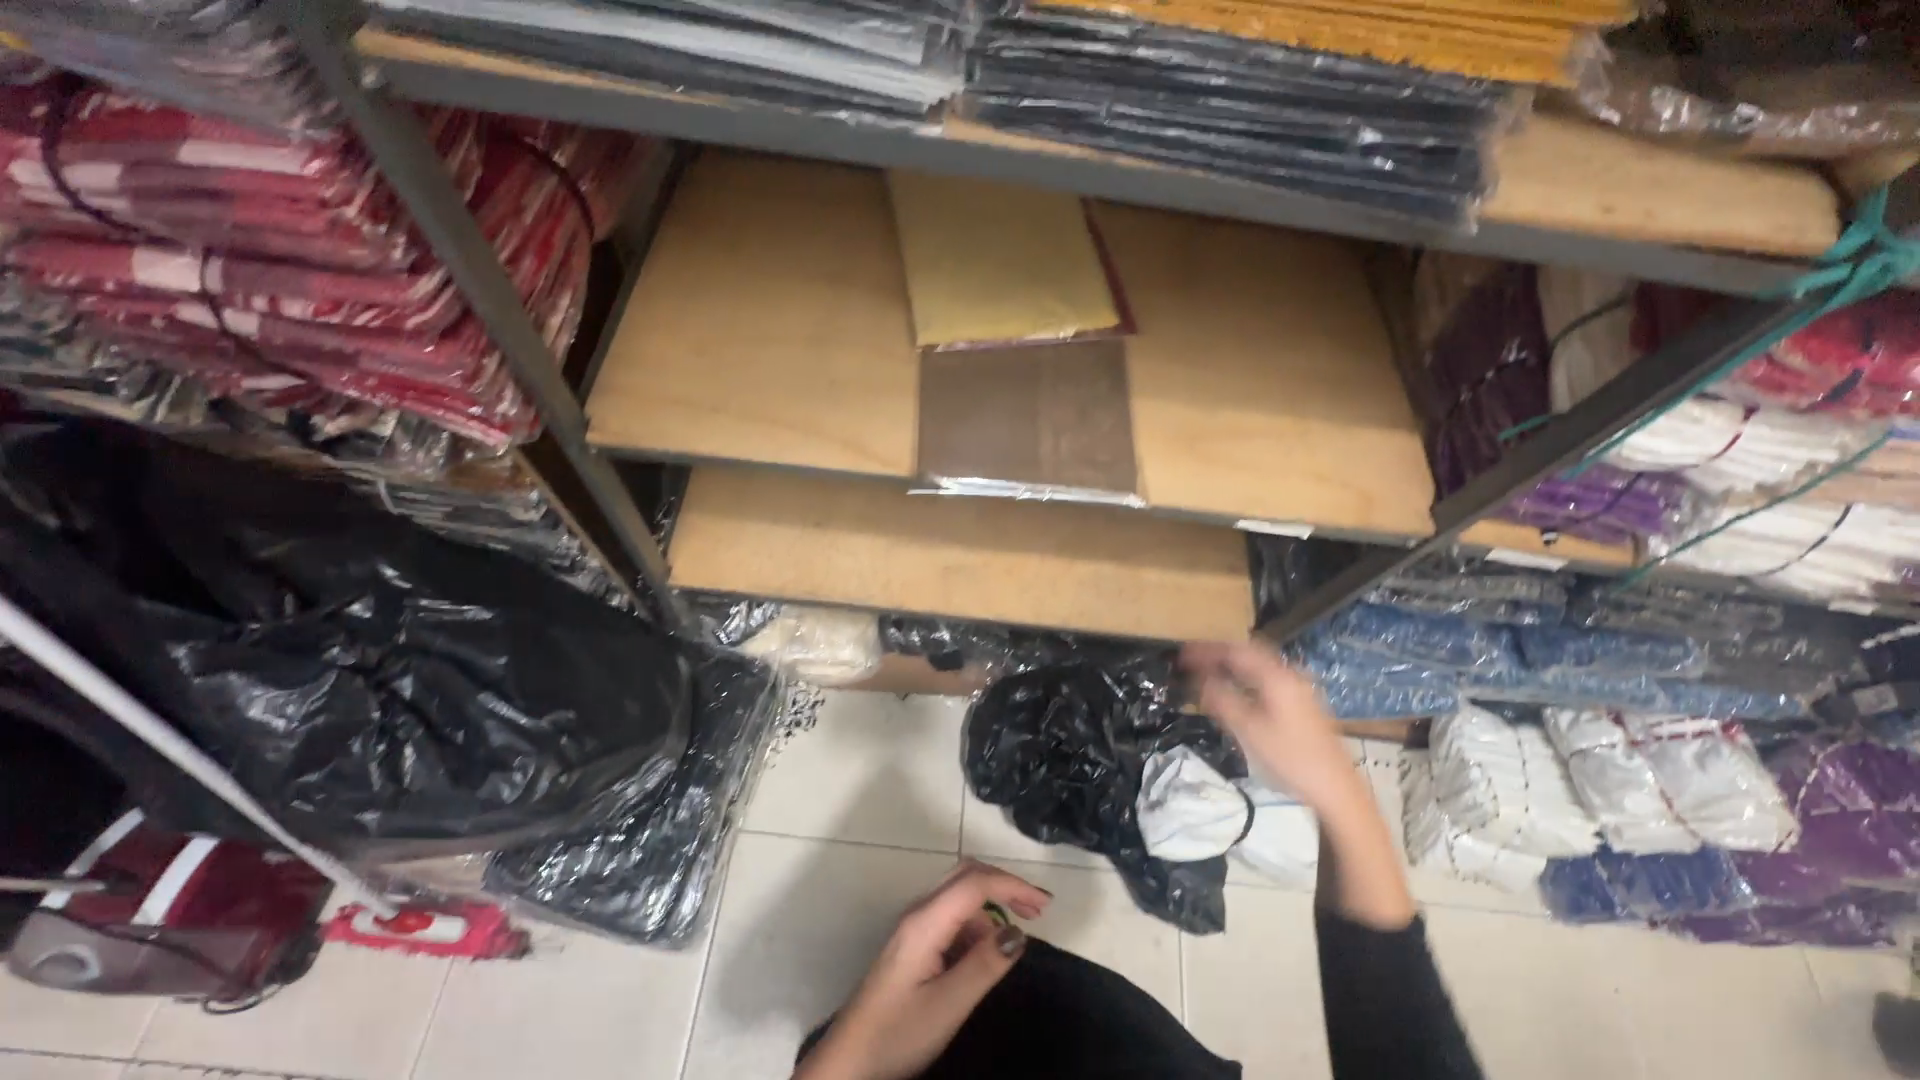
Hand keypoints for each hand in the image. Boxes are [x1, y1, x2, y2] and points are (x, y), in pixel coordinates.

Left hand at [795, 859, 1050, 1079]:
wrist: (848, 1061)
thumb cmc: (898, 1034)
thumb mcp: (949, 1004)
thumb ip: (985, 964)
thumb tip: (1019, 932)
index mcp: (925, 922)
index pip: (975, 883)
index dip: (1014, 886)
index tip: (1047, 906)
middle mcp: (917, 914)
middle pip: (965, 876)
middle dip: (1004, 884)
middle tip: (1038, 910)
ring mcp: (912, 928)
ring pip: (958, 895)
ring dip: (991, 905)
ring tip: (1016, 939)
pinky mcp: (912, 945)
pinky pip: (950, 917)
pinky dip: (976, 924)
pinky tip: (986, 952)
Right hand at [1180, 640, 1364, 815]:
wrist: (1336, 788)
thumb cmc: (1290, 759)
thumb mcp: (1249, 731)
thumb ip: (1221, 700)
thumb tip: (1197, 679)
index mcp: (1277, 677)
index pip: (1236, 651)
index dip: (1207, 650)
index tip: (1183, 654)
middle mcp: (1290, 676)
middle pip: (1250, 653)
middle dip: (1220, 654)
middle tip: (1193, 661)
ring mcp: (1300, 689)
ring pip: (1261, 666)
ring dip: (1234, 666)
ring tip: (1210, 672)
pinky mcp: (1304, 704)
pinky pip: (1269, 679)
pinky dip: (1248, 677)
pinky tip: (1238, 691)